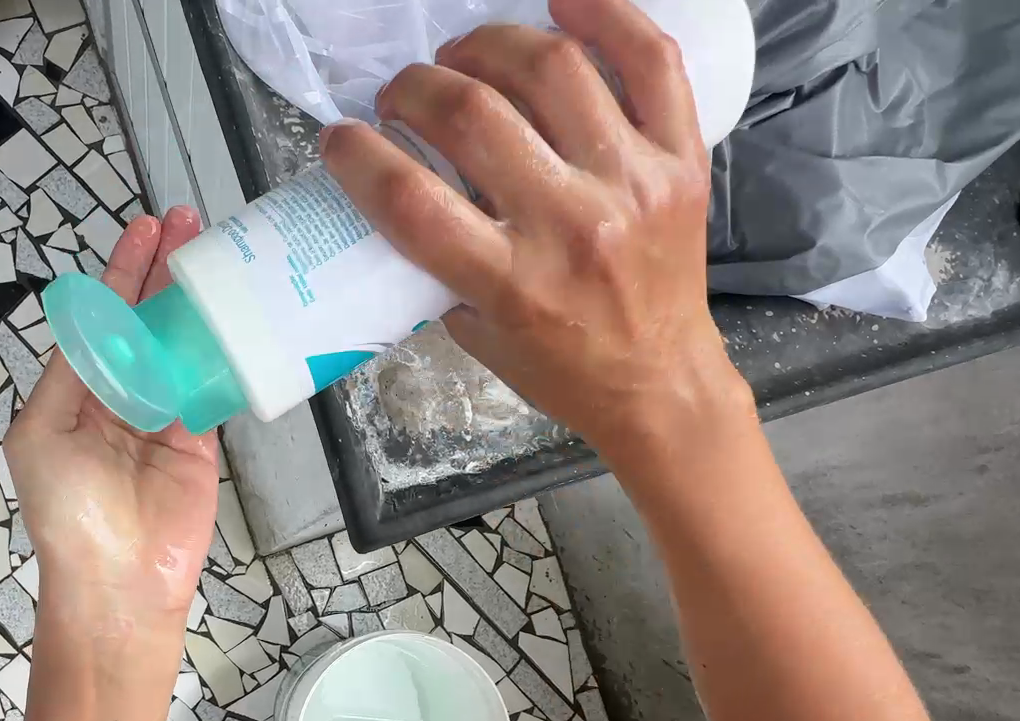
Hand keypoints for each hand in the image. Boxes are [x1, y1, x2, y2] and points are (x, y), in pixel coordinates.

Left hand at [5, 207, 219, 620]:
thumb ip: (71, 376)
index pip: (102, 320)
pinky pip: (211, 387)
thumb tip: (103, 323)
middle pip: (145, 324)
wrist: (118, 583)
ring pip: (182, 348)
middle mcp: (121, 398)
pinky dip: (221, 351)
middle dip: (163, 273)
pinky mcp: (200, 441)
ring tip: (215, 255)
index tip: (144, 228)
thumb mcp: (41, 435)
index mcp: (75, 395)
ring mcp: (164, 418)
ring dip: (195, 304)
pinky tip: (233, 312)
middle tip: (189, 222)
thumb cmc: (68, 512)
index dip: (121, 272)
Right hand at [320, 0, 752, 465]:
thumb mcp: (478, 337)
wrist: (657, 384)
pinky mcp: (681, 159)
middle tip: (401, 96)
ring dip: (487, 45)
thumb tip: (411, 199)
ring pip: (552, 70)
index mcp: (510, 284)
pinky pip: (650, 59)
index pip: (412, 202)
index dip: (360, 158)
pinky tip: (557, 2)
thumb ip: (441, 271)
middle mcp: (570, 226)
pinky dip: (605, 13)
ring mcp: (632, 183)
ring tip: (462, 55)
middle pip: (473, 119)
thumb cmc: (559, 371)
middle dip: (416, 91)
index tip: (338, 139)